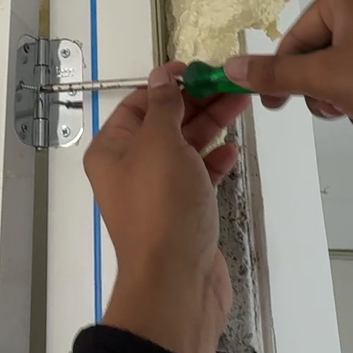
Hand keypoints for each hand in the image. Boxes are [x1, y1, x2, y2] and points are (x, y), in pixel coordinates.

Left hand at [84, 62, 249, 352]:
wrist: (176, 282)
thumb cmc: (162, 206)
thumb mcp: (160, 144)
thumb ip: (164, 107)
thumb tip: (162, 77)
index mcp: (111, 149)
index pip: (138, 104)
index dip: (166, 84)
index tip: (197, 69)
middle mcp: (129, 168)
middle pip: (164, 123)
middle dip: (195, 102)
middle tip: (231, 84)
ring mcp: (156, 191)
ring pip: (183, 147)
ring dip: (210, 125)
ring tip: (241, 104)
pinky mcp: (181, 212)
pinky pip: (197, 176)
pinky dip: (214, 160)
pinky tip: (233, 149)